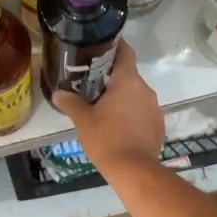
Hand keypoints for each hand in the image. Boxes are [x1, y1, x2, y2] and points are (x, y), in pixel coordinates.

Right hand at [51, 40, 164, 172]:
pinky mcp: (158, 125)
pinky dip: (132, 113)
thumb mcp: (83, 120)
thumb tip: (57, 93)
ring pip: (137, 94)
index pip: (126, 52)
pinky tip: (119, 125)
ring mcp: (155, 108)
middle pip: (129, 75)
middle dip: (113, 77)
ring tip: (104, 106)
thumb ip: (71, 103)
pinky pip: (143, 112)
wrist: (134, 170)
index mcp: (127, 81)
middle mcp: (145, 90)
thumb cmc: (107, 138)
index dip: (115, 46)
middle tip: (93, 82)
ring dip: (123, 97)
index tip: (102, 46)